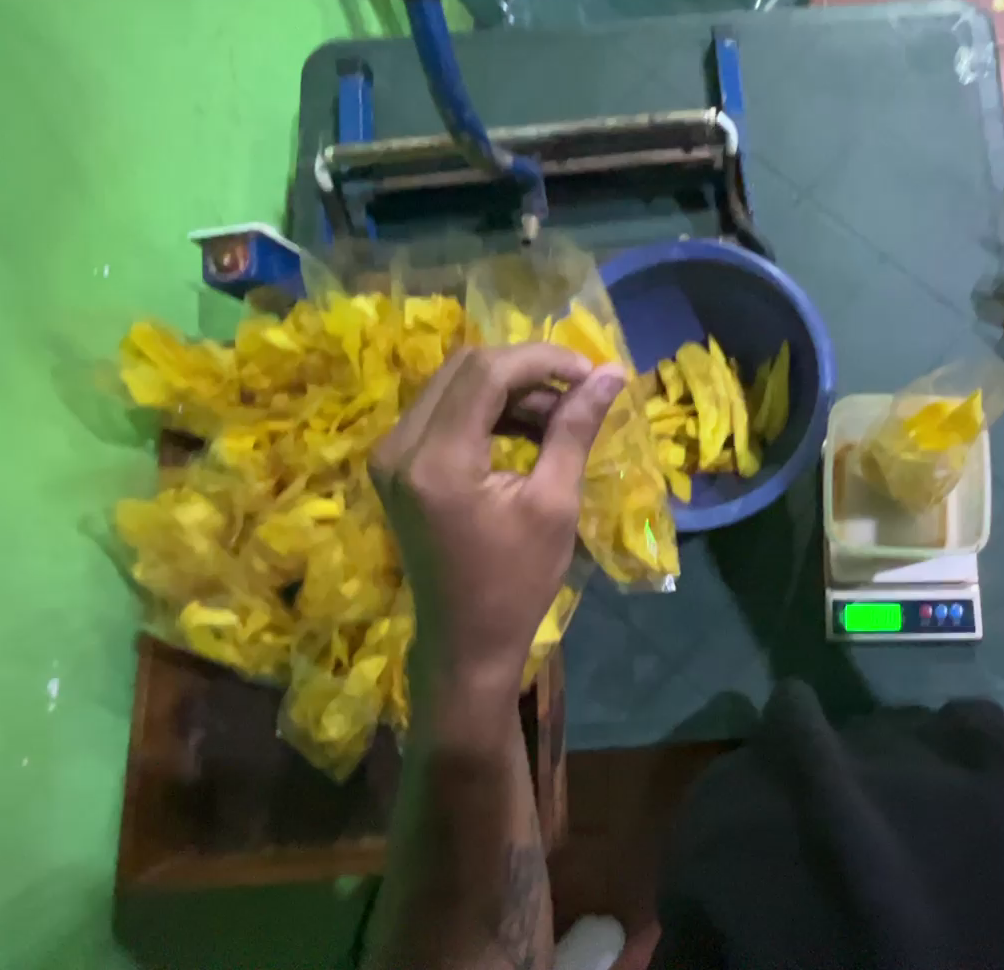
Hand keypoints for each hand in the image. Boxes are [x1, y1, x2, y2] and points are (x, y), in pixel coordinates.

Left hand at [372, 343, 625, 713]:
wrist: (466, 643)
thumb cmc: (517, 582)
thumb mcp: (555, 503)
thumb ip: (576, 429)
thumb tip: (612, 374)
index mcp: (437, 460)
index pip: (486, 372)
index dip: (543, 360)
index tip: (591, 374)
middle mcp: (399, 446)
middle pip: (466, 368)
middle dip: (528, 370)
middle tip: (578, 393)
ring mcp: (391, 456)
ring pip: (455, 385)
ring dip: (511, 390)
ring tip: (561, 418)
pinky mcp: (397, 466)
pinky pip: (445, 412)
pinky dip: (489, 411)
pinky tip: (528, 432)